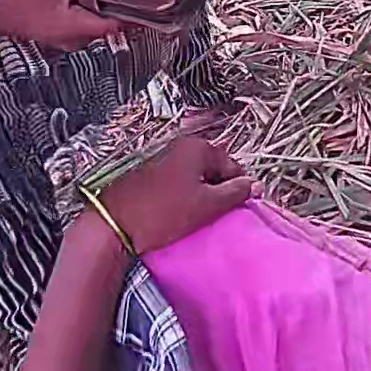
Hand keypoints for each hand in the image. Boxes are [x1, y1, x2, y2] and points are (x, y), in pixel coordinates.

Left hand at [93, 137, 254, 253]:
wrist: (115, 223)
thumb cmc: (164, 213)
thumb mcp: (207, 205)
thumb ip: (235, 193)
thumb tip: (255, 185)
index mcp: (197, 148)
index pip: (232, 166)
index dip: (240, 188)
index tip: (241, 209)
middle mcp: (181, 147)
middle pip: (214, 168)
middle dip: (221, 190)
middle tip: (221, 215)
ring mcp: (165, 159)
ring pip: (196, 177)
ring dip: (204, 194)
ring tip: (202, 218)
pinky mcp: (152, 175)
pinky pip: (180, 182)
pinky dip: (187, 195)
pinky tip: (184, 214)